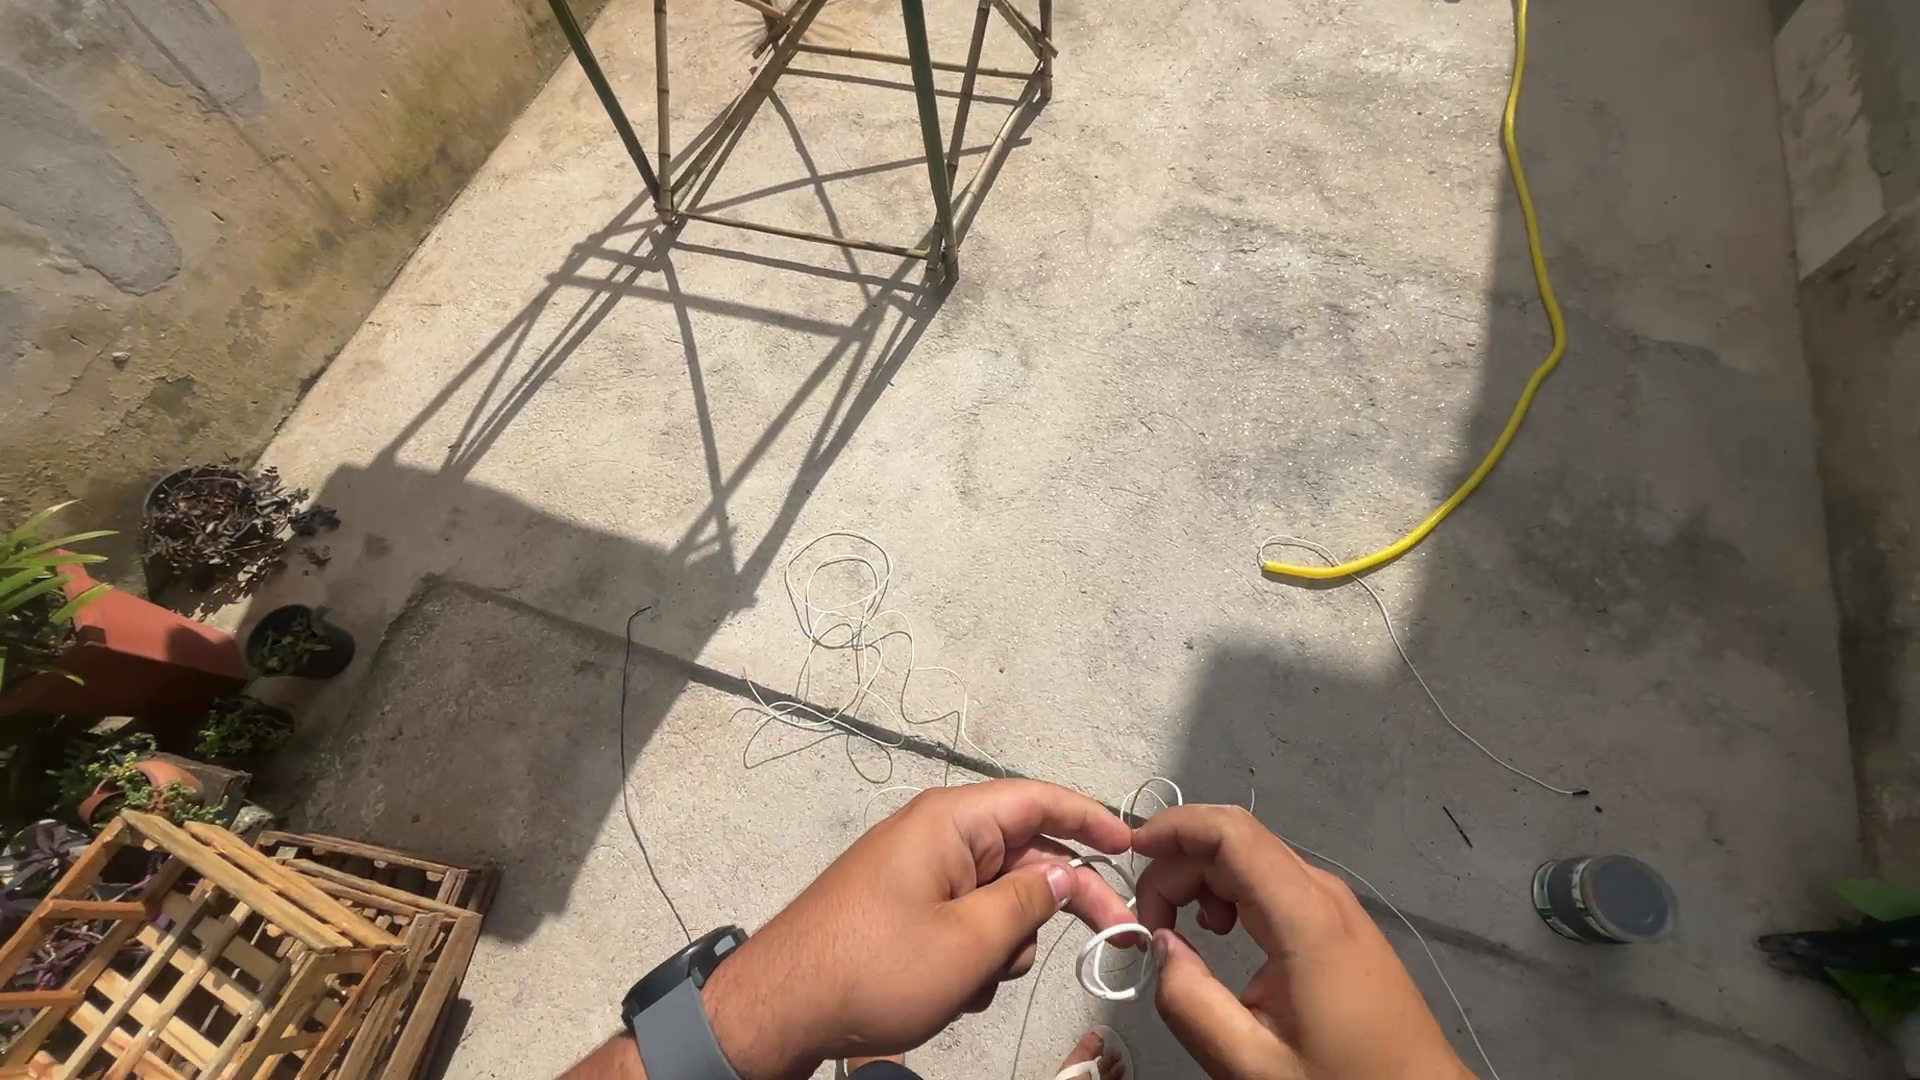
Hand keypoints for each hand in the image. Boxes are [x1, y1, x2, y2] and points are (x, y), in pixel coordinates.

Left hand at [700, 780, 1135, 1079]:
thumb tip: (1065, 873)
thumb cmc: (876, 965)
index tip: (1132, 843)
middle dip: (1057, 898)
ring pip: (998, 894)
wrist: (784, 1005)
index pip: (1036, 799)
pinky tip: (952, 986)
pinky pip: (966, 915)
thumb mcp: (969, 940)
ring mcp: (922, 870)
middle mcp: (939, 834)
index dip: (1089, 817)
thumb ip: (1029, 901)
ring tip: (976, 976)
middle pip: (1023, 852)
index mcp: (953, 820)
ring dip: (1006, 938)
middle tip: (1115, 934)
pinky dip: (975, 951)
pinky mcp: (909, 903)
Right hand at [1132, 805, 1472, 1079]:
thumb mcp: (1252, 1066)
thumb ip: (1189, 1001)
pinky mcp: (1335, 921)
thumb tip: (1160, 944)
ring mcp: (1332, 903)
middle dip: (1177, 864)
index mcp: (1304, 916)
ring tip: (1183, 932)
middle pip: (1231, 839)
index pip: (1229, 831)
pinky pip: (1267, 880)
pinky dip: (1227, 891)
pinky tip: (1221, 935)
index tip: (1131, 855)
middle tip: (1150, 922)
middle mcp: (1320, 892)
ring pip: (1247, 856)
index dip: (1174, 828)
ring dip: (1200, 878)